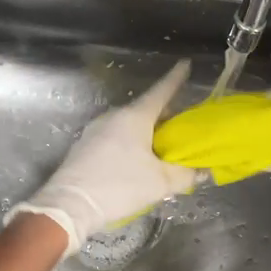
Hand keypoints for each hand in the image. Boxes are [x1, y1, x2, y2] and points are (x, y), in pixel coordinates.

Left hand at [7, 61, 197, 254]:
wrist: (70, 205)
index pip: (161, 91)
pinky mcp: (84, 146)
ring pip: (128, 125)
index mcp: (134, 116)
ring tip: (159, 149)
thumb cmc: (119, 186)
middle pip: (144, 109)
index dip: (175, 79)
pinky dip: (129, 143)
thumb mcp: (159, 183)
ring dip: (145, 132)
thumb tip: (200, 173)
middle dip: (163, 116)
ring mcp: (95, 130)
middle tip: (180, 128)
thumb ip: (183, 175)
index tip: (184, 65)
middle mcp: (113, 116)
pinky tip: (135, 161)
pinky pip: (114, 138)